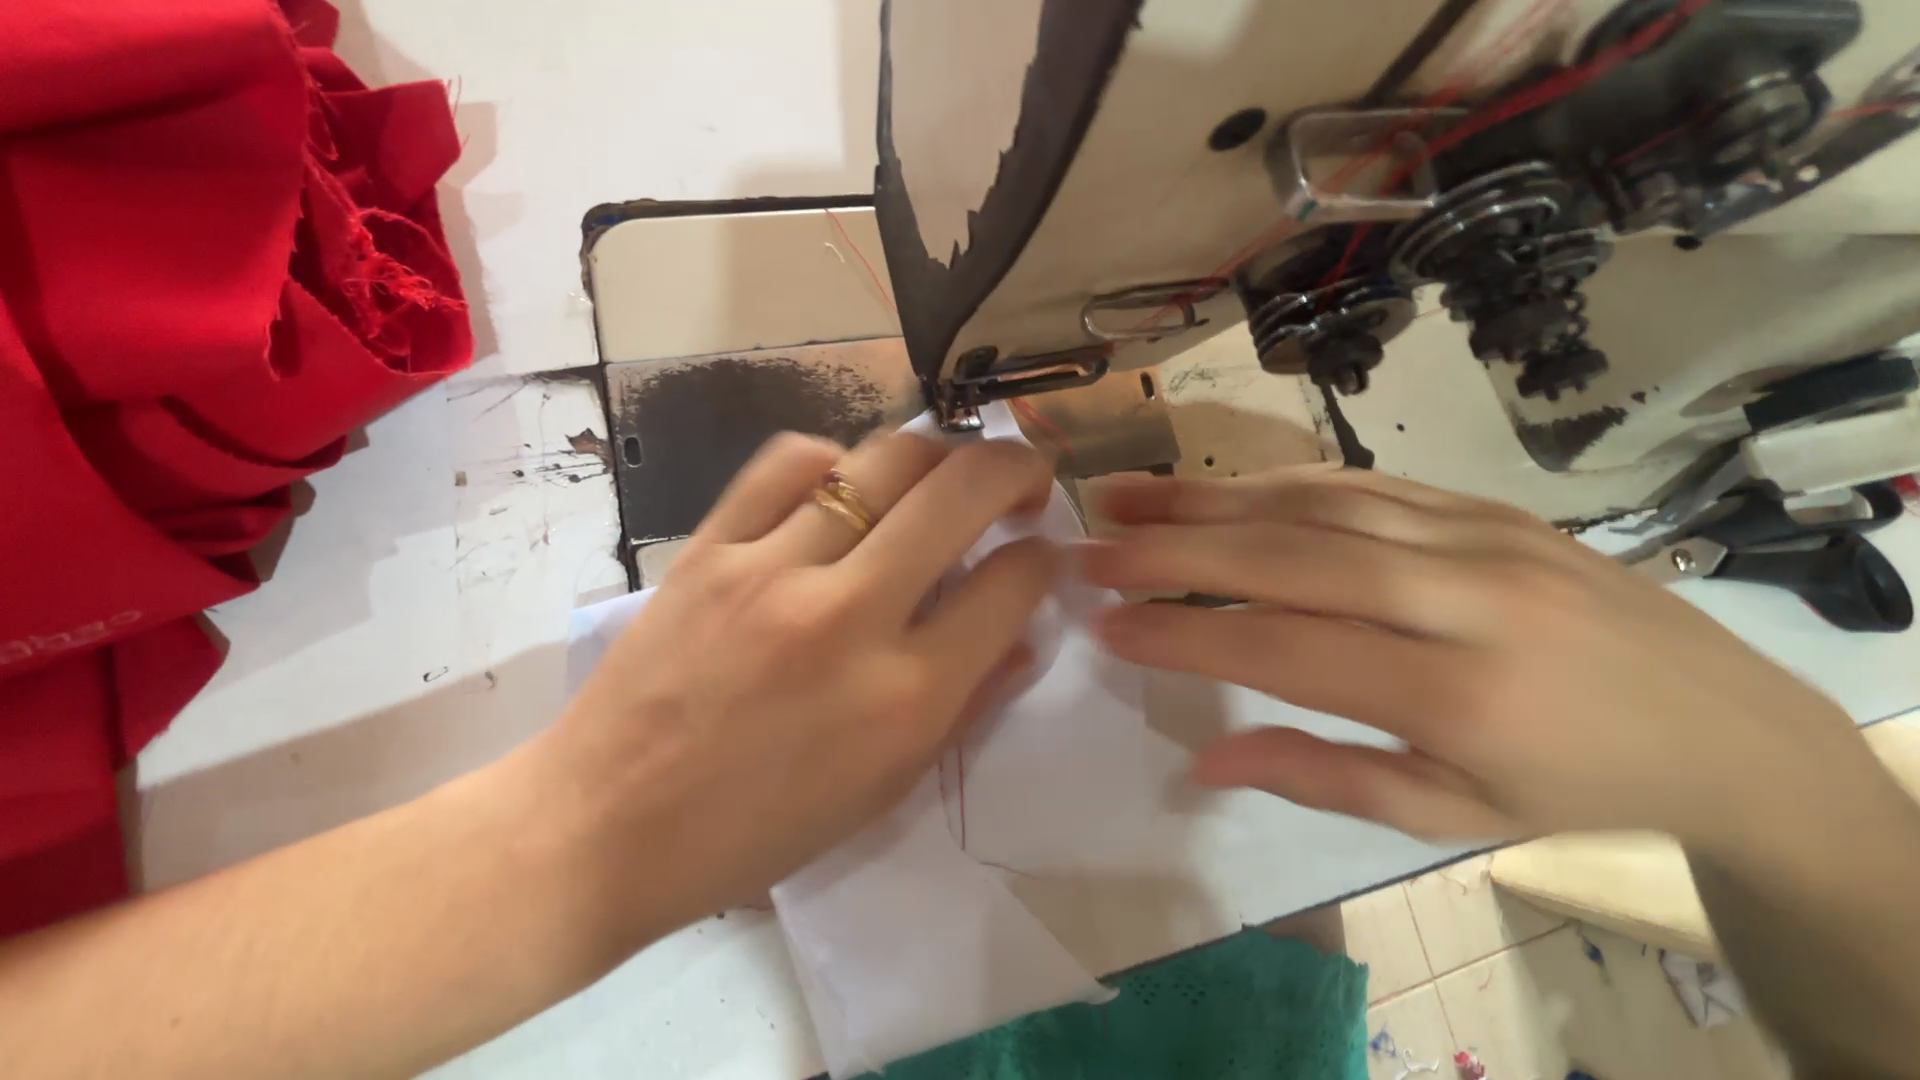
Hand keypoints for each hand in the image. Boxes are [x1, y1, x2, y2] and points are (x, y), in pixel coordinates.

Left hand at [530, 431, 1055, 940]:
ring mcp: (773, 570)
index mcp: (905, 697)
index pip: (1011, 585)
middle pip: (962, 491)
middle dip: (1017, 469)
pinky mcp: (710, 548)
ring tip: (944, 477)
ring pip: (884, 459)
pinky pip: (787, 463)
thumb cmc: (758, 829)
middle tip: (1024, 483)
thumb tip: (1024, 633)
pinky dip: (837, 459)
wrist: (607, 826)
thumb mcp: (885, 790)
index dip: (1043, 558)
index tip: (1040, 553)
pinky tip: (845, 483)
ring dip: (939, 455)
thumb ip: (968, 706)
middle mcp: (849, 616)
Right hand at [1079, 467, 1887, 855]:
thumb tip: (1203, 759)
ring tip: (1127, 500)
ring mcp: (1476, 535)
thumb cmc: (1570, 786)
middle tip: (1089, 548)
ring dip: (1208, 499)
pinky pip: (1358, 481)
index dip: (1185, 637)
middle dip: (1173, 551)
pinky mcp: (1482, 505)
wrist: (1723, 724)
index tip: (1106, 626)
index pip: (1285, 651)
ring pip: (1314, 502)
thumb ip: (1318, 778)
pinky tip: (1217, 489)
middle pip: (1288, 557)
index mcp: (1458, 697)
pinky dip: (1273, 483)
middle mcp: (1463, 598)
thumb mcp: (1447, 814)